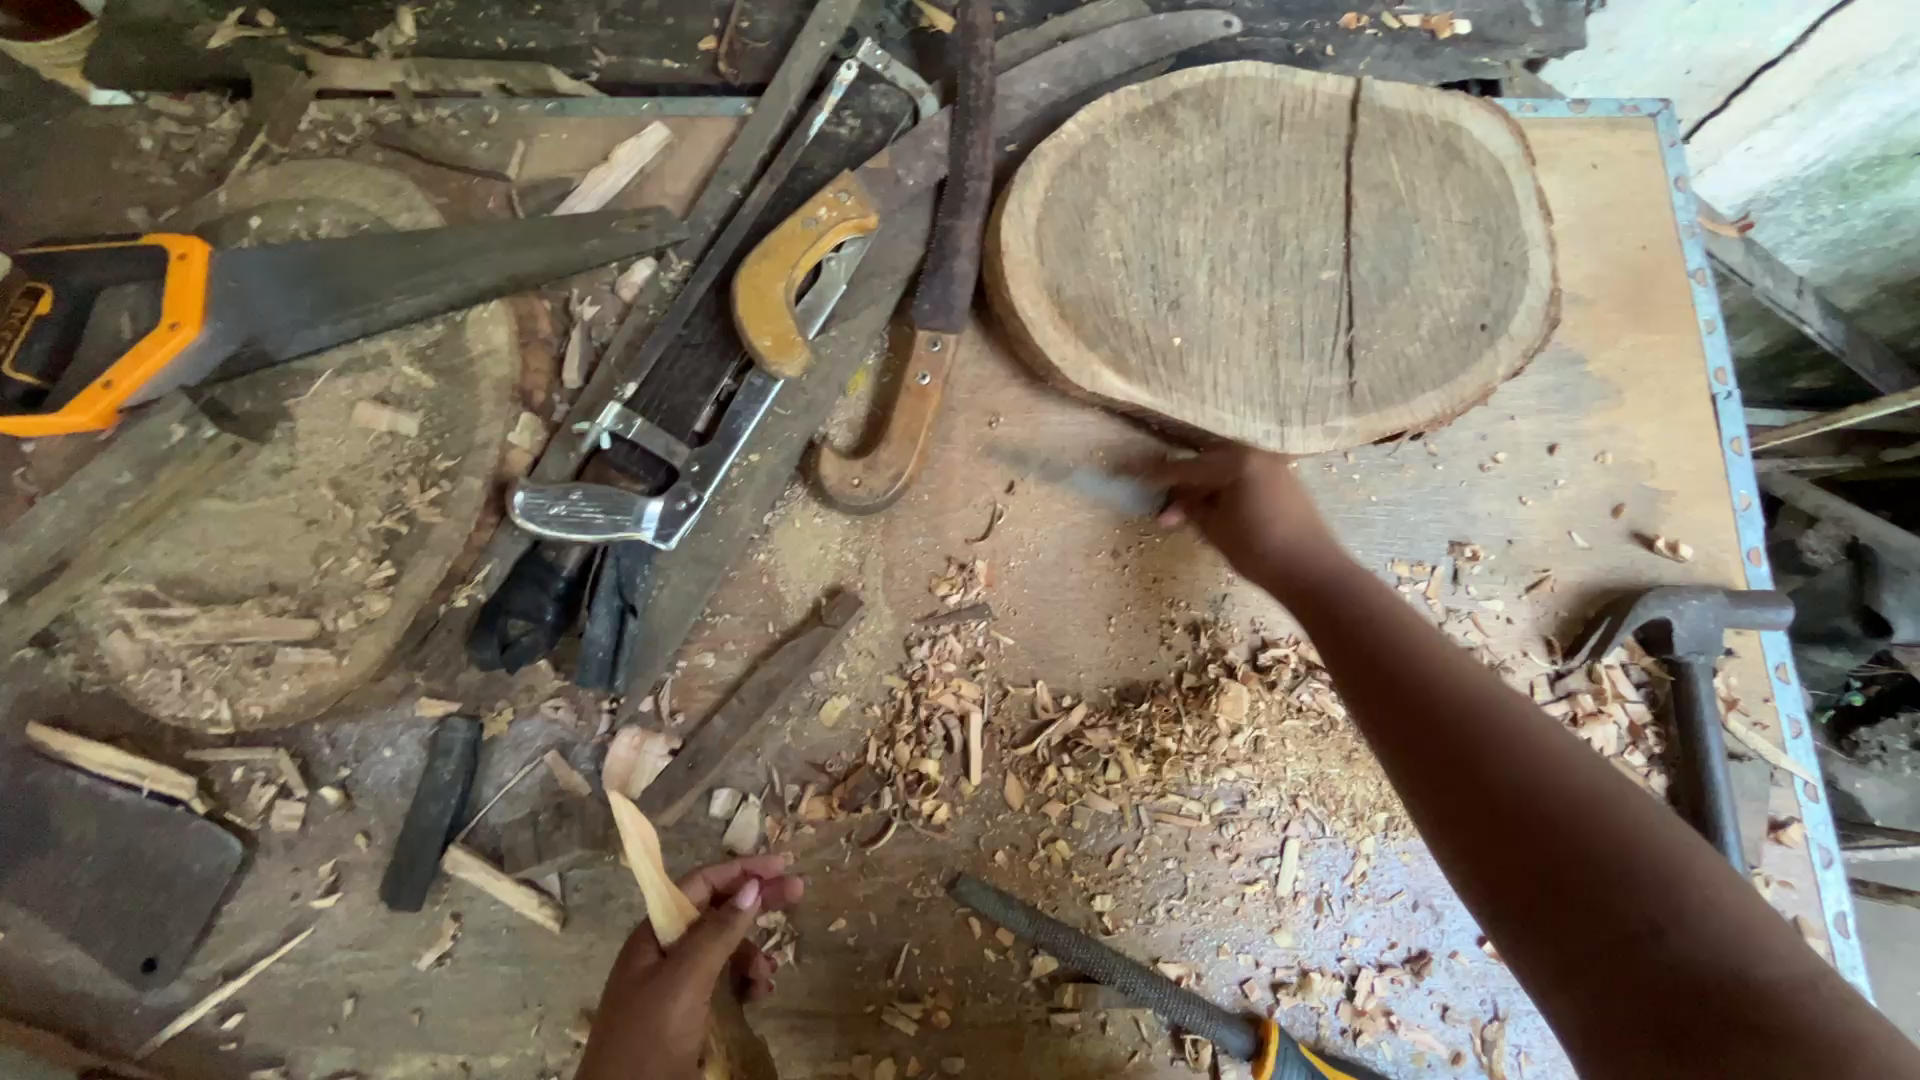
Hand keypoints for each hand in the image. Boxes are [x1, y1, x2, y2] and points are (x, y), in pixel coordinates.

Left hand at [576, 855, 804, 1079]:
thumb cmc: (648, 1040)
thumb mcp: (685, 981)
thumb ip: (718, 931)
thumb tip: (752, 885)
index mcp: (654, 934)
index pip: (701, 884)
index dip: (740, 871)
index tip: (780, 866)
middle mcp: (664, 952)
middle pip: (716, 911)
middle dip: (755, 902)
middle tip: (798, 893)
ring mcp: (674, 984)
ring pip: (723, 948)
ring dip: (751, 953)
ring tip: (768, 973)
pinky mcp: (686, 1014)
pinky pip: (723, 981)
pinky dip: (745, 981)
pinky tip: (758, 993)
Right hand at [1155, 445, 1347, 590]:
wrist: (1314, 572)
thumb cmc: (1259, 550)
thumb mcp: (1214, 529)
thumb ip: (1189, 509)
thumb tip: (1170, 506)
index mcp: (1236, 461)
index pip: (1184, 467)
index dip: (1154, 474)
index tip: (1127, 471)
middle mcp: (1255, 455)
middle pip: (1205, 463)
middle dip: (1181, 483)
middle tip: (1163, 507)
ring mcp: (1273, 466)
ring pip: (1224, 470)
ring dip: (1203, 490)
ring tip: (1186, 516)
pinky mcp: (1283, 482)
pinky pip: (1242, 478)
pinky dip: (1223, 491)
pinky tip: (1214, 511)